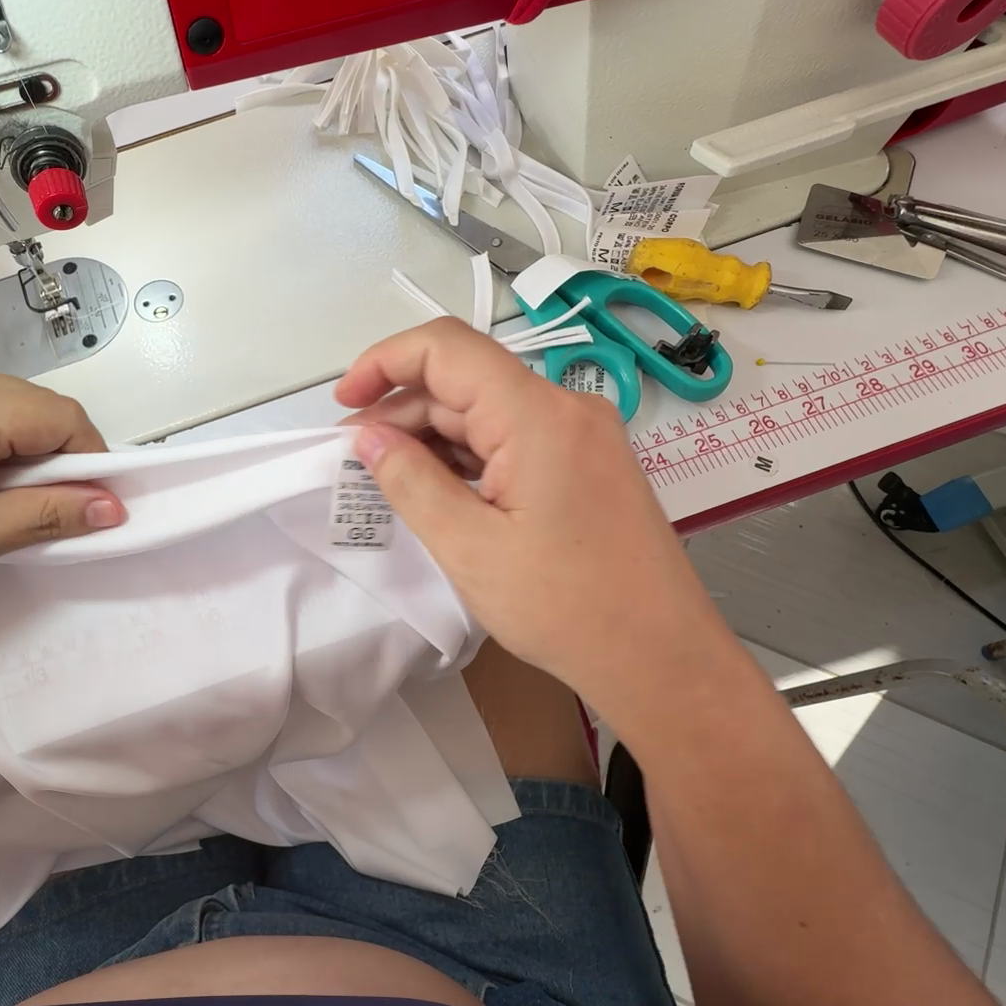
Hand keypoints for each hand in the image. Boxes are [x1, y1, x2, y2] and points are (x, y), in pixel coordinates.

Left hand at [0, 361, 123, 620]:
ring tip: (0, 501)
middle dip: (57, 455)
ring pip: (6, 402)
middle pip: (34, 403)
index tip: (93, 507)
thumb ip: (47, 515)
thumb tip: (115, 507)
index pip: (59, 415)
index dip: (90, 459)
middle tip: (45, 511)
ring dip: (24, 448)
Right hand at [337, 317, 724, 685]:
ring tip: (389, 479)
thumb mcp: (469, 546)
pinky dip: (468, 456)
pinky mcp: (585, 463)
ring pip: (487, 412)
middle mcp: (565, 409)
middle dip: (402, 411)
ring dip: (432, 437)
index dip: (384, 361)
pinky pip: (513, 439)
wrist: (660, 657)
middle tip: (356, 459)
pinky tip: (438, 488)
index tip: (345, 403)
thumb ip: (410, 481)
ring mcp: (581, 435)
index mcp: (537, 415)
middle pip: (465, 381)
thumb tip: (368, 438)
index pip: (446, 348)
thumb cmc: (567, 608)